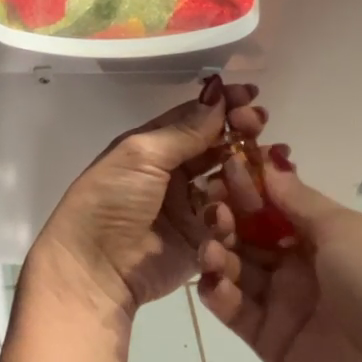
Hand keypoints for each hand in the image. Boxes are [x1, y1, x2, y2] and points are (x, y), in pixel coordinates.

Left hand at [25, 78, 266, 322]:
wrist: (96, 267)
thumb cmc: (110, 200)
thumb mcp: (140, 156)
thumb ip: (182, 132)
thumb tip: (216, 99)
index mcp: (149, 146)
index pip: (191, 119)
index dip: (220, 106)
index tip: (251, 94)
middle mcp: (170, 173)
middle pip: (214, 148)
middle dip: (239, 134)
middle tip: (261, 124)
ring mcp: (187, 207)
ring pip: (228, 183)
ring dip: (245, 170)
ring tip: (264, 161)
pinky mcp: (201, 241)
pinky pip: (230, 220)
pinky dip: (241, 209)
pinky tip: (255, 200)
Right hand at [195, 158, 361, 361]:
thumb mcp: (350, 232)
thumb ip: (299, 200)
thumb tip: (266, 162)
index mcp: (324, 237)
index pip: (271, 203)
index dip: (245, 186)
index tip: (219, 169)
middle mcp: (299, 266)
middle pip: (245, 232)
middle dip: (223, 215)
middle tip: (212, 210)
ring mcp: (282, 303)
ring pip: (232, 266)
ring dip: (214, 249)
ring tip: (213, 250)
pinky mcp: (268, 340)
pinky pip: (232, 308)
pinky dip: (215, 290)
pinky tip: (214, 281)